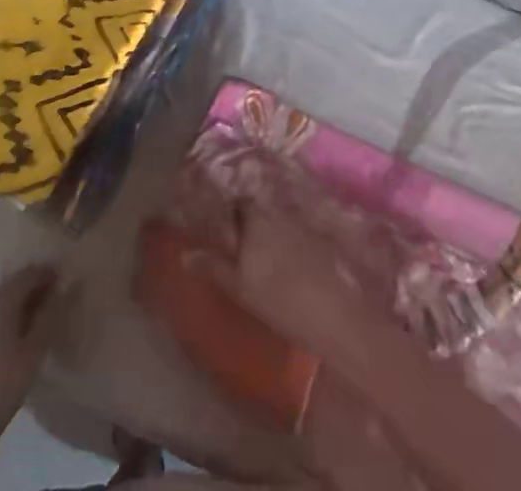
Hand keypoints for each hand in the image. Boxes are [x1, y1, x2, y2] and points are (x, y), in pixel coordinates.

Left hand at [0, 263, 65, 448]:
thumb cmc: (5, 384)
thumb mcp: (35, 350)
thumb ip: (50, 315)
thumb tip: (65, 287)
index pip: (24, 277)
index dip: (45, 272)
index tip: (64, 274)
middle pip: (11, 285)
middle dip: (34, 282)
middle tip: (58, 289)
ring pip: (3, 300)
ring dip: (24, 297)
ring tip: (46, 308)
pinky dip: (13, 311)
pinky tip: (25, 328)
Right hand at [202, 206, 381, 359]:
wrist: (335, 316)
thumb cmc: (278, 299)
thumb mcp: (238, 286)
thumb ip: (212, 265)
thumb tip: (185, 253)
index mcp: (257, 221)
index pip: (239, 204)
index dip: (230, 216)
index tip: (223, 236)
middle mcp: (281, 217)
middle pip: (260, 214)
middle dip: (250, 228)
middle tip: (240, 254)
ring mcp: (305, 230)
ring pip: (279, 227)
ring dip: (270, 240)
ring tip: (264, 267)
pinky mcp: (322, 247)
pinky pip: (297, 240)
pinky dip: (289, 251)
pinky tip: (288, 274)